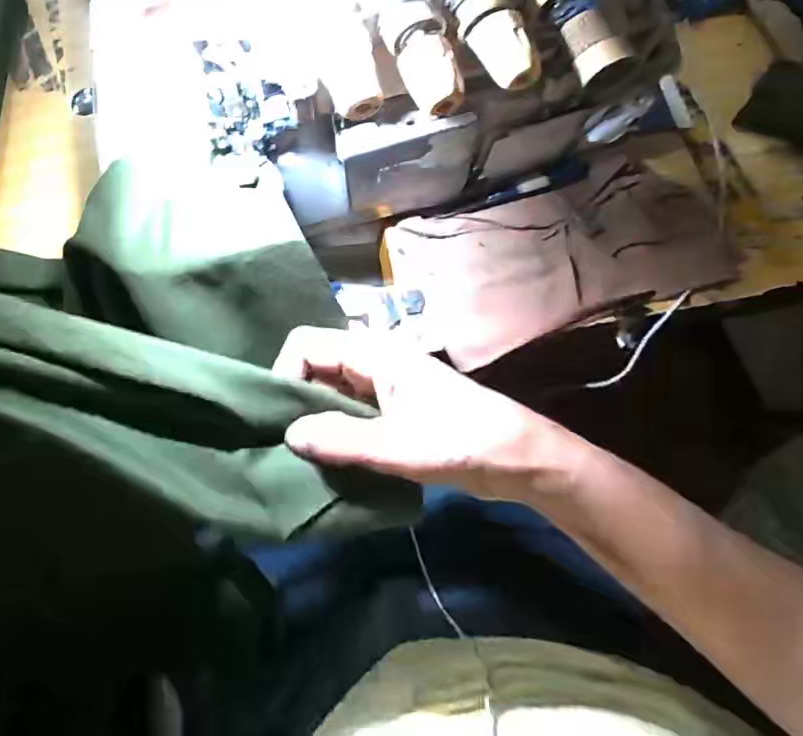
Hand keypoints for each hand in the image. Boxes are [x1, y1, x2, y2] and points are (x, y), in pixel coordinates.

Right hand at [276, 326, 584, 502]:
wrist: (520, 459)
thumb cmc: (460, 441)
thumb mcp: (397, 446)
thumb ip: (340, 439)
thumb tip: (289, 435)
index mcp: (372, 352)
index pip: (305, 344)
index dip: (285, 374)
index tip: (282, 418)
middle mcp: (371, 359)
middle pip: (314, 364)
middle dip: (296, 398)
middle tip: (286, 440)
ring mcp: (381, 382)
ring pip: (329, 388)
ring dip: (316, 416)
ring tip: (305, 453)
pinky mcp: (390, 406)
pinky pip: (346, 407)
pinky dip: (334, 427)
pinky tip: (331, 456)